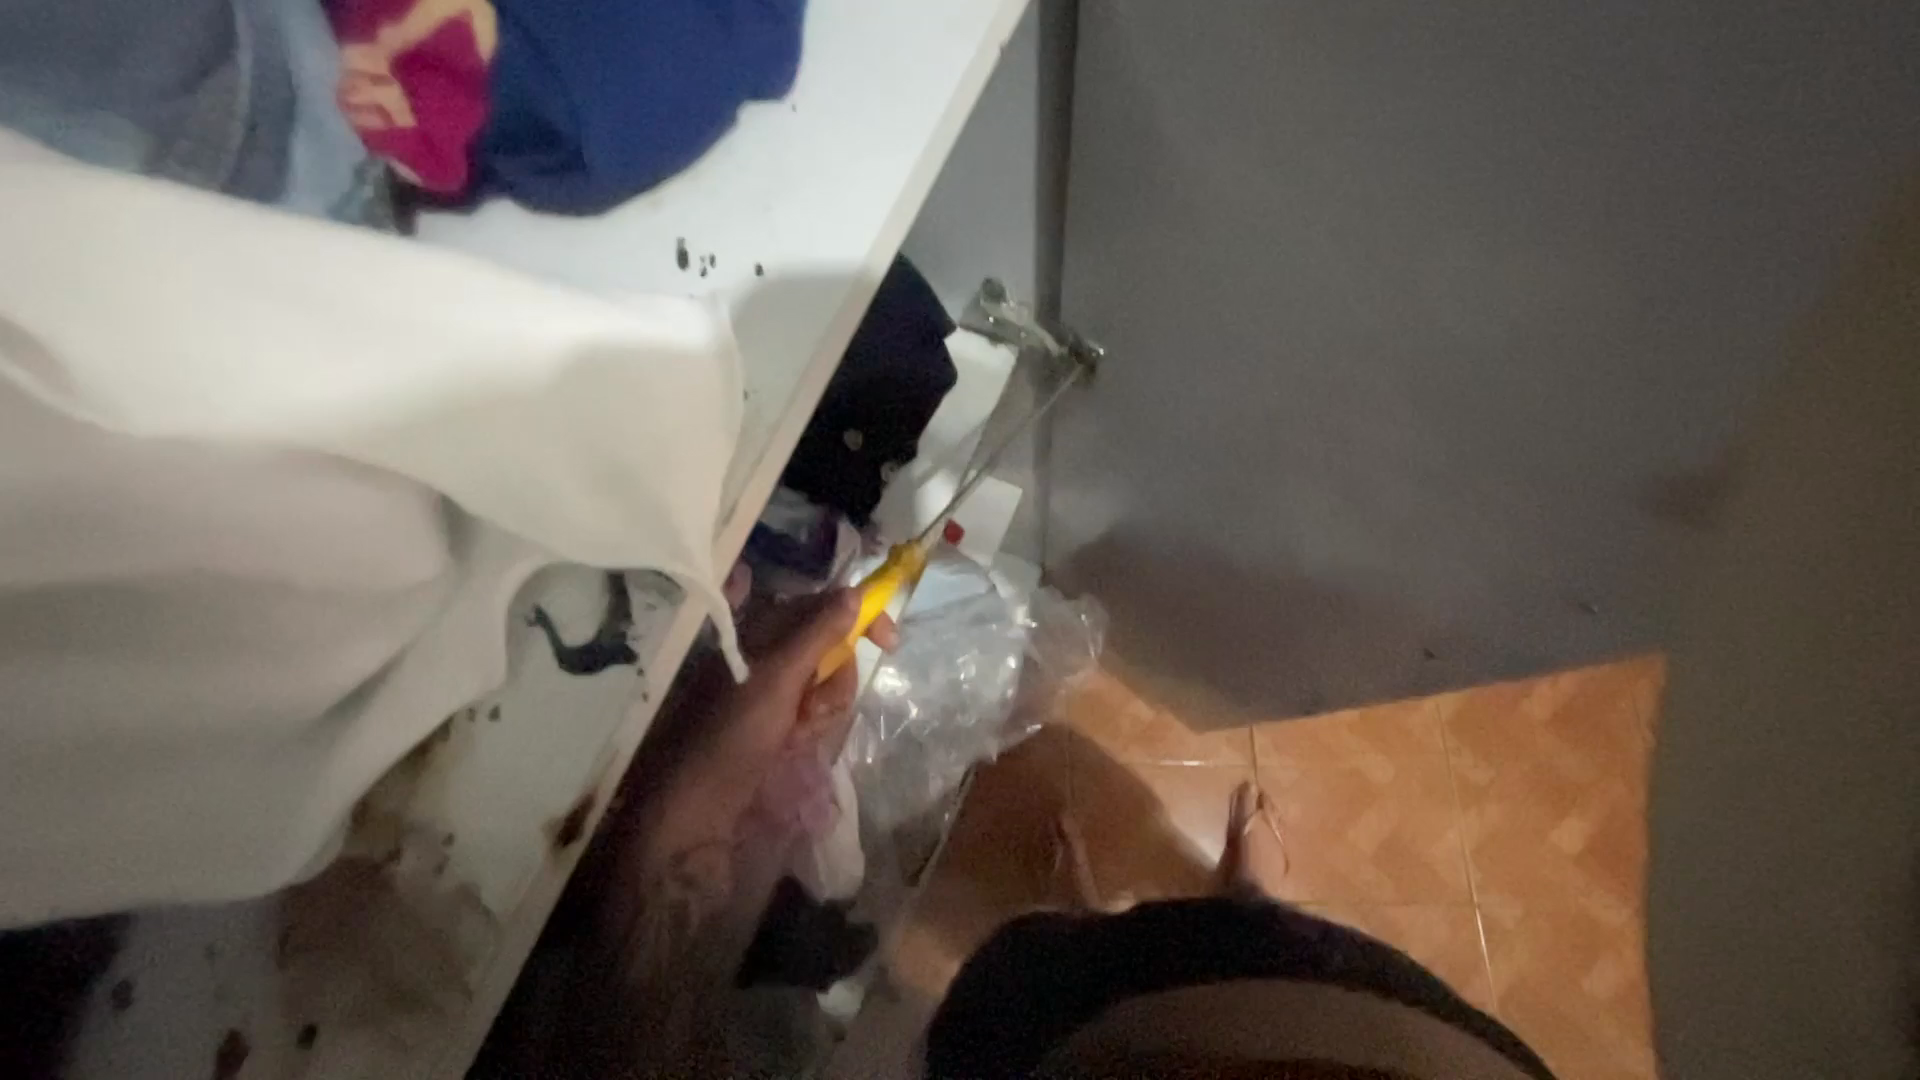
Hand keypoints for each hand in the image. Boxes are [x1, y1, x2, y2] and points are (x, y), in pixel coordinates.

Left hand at [672, 588, 896, 826]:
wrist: (701, 802)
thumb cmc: (734, 732)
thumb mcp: (779, 677)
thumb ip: (819, 633)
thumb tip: (855, 592)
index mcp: (766, 627)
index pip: (827, 605)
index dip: (861, 619)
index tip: (890, 642)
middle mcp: (774, 649)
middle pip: (835, 646)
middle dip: (835, 679)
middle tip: (813, 707)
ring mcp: (777, 684)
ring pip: (830, 680)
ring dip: (824, 707)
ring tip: (797, 731)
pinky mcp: (781, 714)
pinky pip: (817, 707)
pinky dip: (813, 725)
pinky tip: (792, 743)